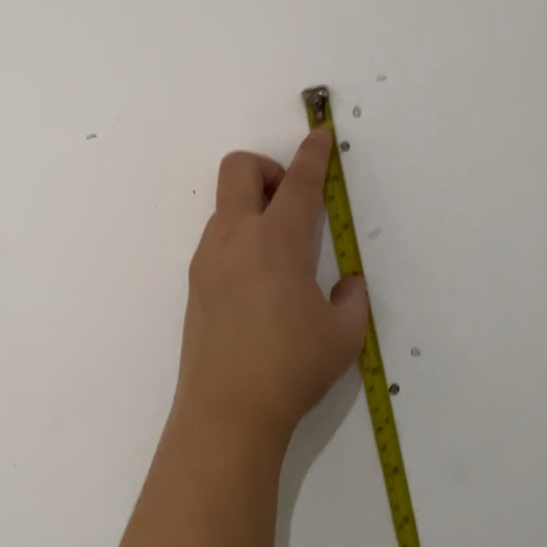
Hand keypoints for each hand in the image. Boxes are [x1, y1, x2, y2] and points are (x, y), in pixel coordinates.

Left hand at [174, 129, 369, 448]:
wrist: (227, 410)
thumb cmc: (292, 368)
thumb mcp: (343, 335)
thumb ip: (351, 299)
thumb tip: (346, 284)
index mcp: (277, 241)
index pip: (298, 183)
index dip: (313, 155)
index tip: (318, 136)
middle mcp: (236, 237)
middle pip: (238, 168)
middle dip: (267, 167)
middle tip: (291, 201)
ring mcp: (208, 258)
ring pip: (225, 205)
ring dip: (252, 206)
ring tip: (280, 254)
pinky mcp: (194, 281)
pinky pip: (217, 238)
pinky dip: (239, 238)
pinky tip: (257, 284)